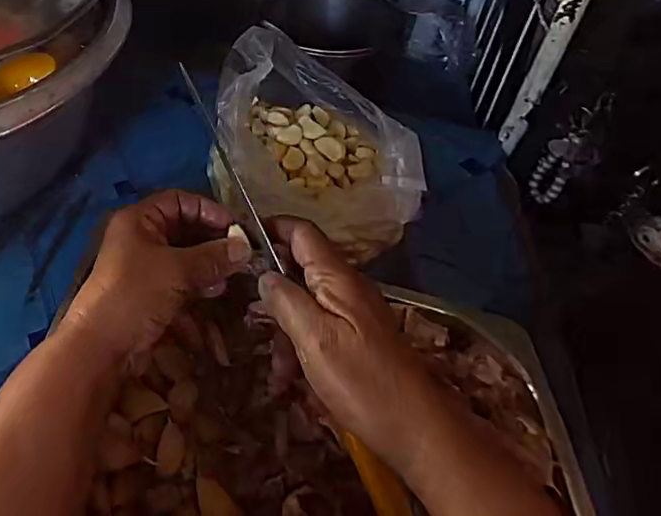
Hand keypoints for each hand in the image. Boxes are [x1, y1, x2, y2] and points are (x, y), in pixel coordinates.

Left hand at [59, 190, 252, 370]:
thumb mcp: (176, 270)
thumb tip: (245, 247)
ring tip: (229, 278)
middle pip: (183, 230)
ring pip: (183, 259)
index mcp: (139, 220)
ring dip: (207, 266)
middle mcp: (140, 239)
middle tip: (239, 255)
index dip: (208, 210)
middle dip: (211, 242)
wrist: (99, 351)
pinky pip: (179, 284)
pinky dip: (198, 288)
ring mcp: (144, 269)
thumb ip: (212, 257)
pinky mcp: (149, 296)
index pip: (179, 201)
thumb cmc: (134, 295)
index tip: (235, 228)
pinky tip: (216, 295)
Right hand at [257, 217, 449, 471]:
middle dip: (273, 291)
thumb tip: (263, 273)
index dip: (270, 228)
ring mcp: (353, 311)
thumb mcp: (315, 340)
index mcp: (336, 276)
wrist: (419, 432)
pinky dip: (302, 344)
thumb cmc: (364, 383)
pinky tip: (295, 377)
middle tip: (253, 321)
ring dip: (285, 327)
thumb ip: (286, 300)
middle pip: (299, 266)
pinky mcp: (356, 336)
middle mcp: (346, 285)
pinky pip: (319, 325)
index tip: (241, 244)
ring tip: (279, 368)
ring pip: (305, 300)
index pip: (300, 231)